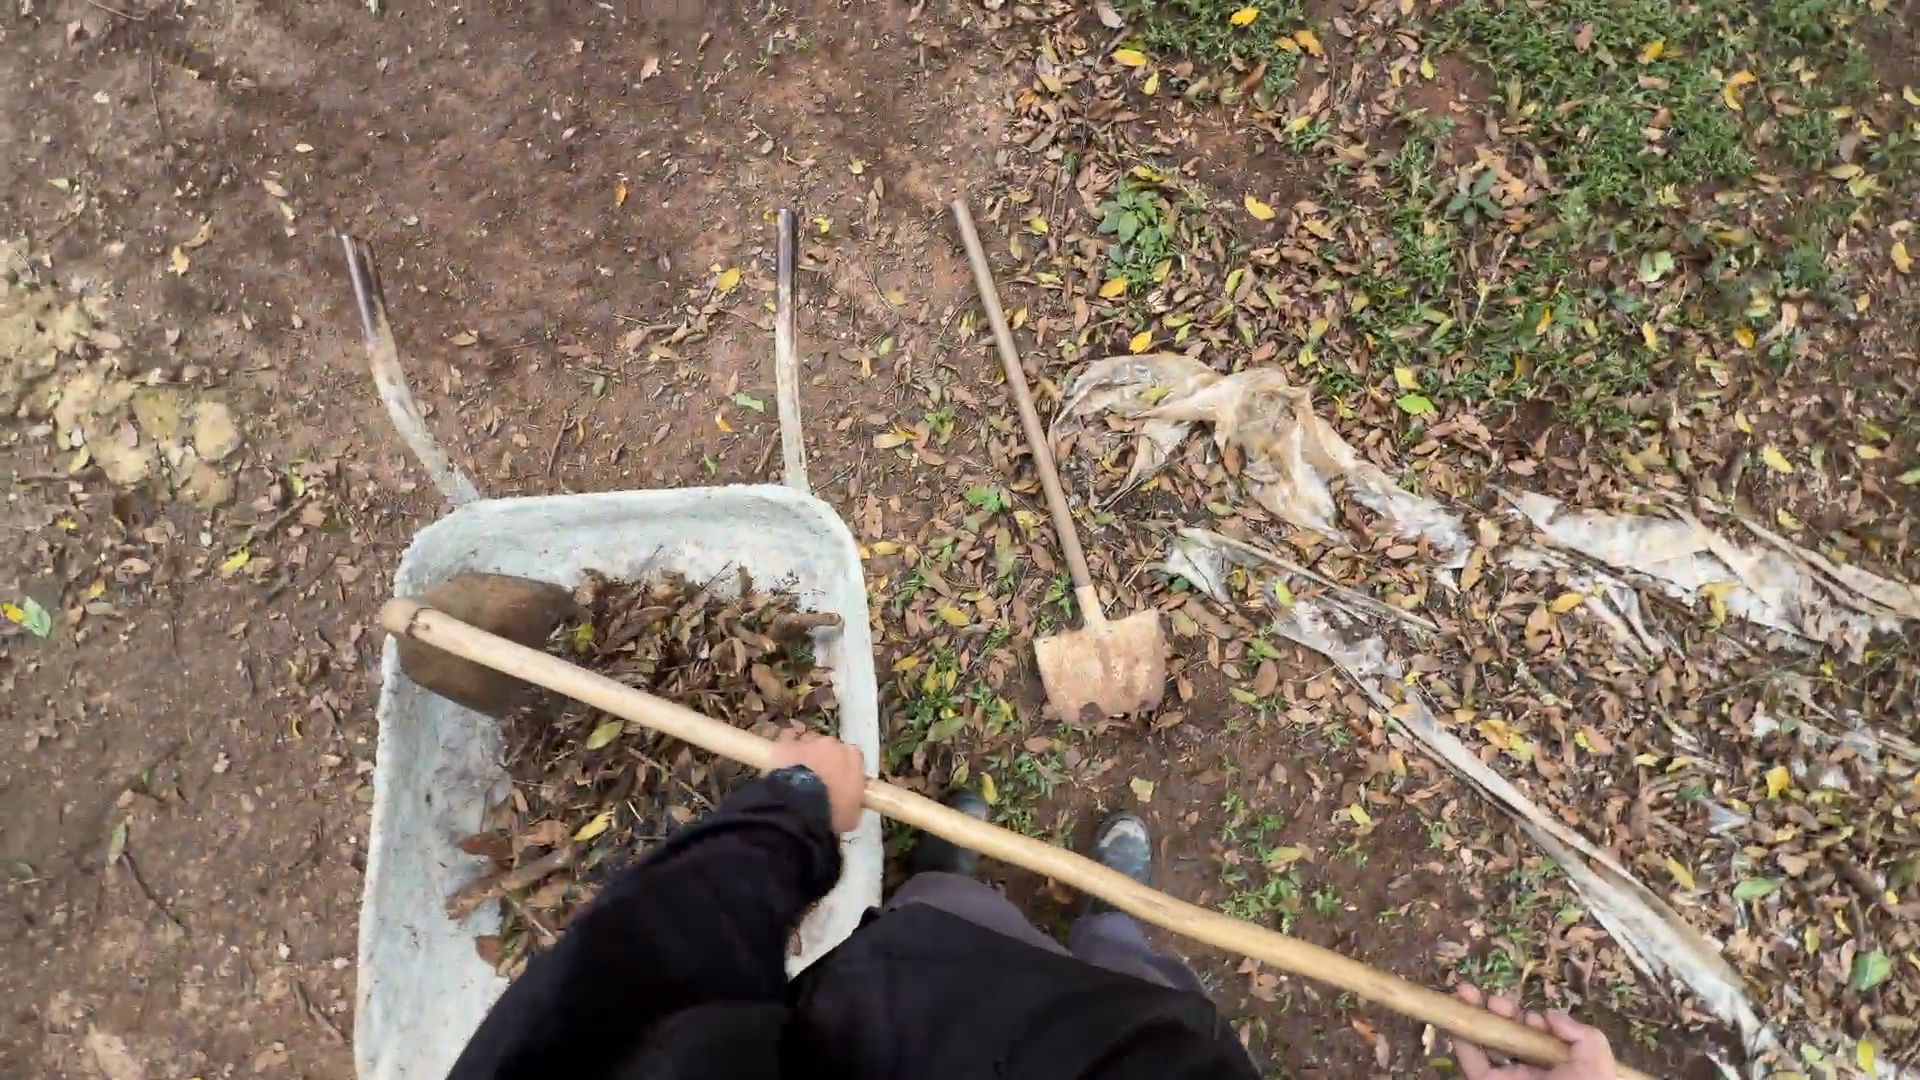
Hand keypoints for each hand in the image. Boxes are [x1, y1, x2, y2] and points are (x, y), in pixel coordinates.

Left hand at [767, 726, 865, 833]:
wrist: (799, 808)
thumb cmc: (831, 812)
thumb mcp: (852, 815)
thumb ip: (854, 801)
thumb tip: (852, 801)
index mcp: (852, 757)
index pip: (853, 757)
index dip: (846, 768)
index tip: (840, 782)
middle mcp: (832, 744)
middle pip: (831, 747)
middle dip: (826, 759)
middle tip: (819, 778)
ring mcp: (808, 742)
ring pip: (810, 741)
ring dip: (807, 752)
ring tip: (799, 770)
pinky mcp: (787, 744)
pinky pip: (788, 738)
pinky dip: (788, 744)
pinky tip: (785, 753)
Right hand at [1451, 984, 1615, 1079]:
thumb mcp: (1597, 1074)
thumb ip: (1587, 1040)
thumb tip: (1551, 1014)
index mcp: (1562, 1071)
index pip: (1544, 1038)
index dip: (1536, 1021)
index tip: (1536, 1019)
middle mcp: (1532, 1072)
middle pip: (1511, 1033)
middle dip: (1502, 1010)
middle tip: (1498, 1002)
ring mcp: (1506, 1077)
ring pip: (1486, 1038)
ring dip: (1475, 1011)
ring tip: (1468, 992)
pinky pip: (1468, 1056)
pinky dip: (1458, 1034)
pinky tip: (1455, 1013)